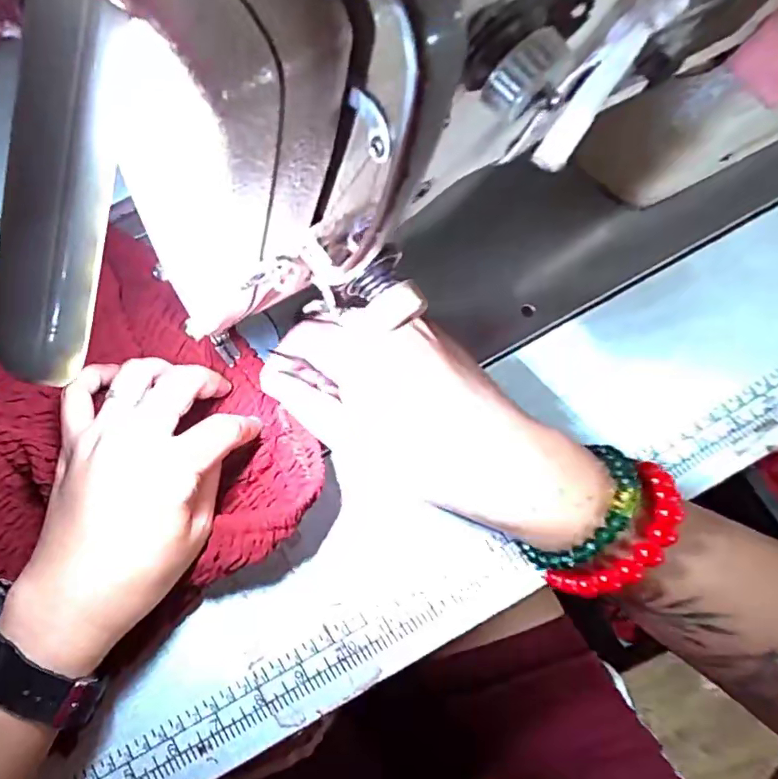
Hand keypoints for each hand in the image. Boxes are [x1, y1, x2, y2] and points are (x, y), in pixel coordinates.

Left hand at [2, 359, 261, 676]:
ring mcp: (98, 435)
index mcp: (172, 467)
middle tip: (220, 391)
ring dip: (163, 369)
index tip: (251, 430)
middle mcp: (135, 438)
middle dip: (208, 381)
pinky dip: (98, 376)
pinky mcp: (72, 442)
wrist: (74, 595)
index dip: (243, 426)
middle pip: (179, 383)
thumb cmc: (139, 576)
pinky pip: (78, 391)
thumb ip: (209, 480)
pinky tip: (118, 381)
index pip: (220, 428)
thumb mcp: (195, 534)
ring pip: (133, 374)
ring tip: (176, 381)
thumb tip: (218, 448)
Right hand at [260, 318, 609, 550]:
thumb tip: (280, 380)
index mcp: (358, 345)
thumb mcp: (350, 436)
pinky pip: (389, 331)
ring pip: (359, 325)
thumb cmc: (427, 456)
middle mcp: (387, 323)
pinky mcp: (436, 335)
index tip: (282, 377)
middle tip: (310, 390)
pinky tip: (380, 388)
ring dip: (343, 350)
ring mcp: (415, 324)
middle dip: (312, 352)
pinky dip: (373, 351)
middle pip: (329, 322)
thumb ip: (306, 400)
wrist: (497, 457)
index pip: (301, 335)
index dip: (284, 357)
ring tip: (348, 395)